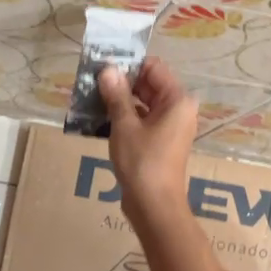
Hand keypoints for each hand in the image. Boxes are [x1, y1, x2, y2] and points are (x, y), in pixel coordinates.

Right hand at [97, 58, 196, 219]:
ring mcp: (170, 126)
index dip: (128, 66)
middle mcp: (179, 109)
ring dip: (120, 101)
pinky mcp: (160, 141)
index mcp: (177, 99)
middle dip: (121, 83)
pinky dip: (125, 118)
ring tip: (91, 99)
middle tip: (92, 83)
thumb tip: (108, 69)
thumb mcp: (125, 126)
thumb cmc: (142, 162)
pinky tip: (101, 119)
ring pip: (144, 103)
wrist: (154, 204)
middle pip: (149, 84)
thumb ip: (116, 95)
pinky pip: (142, 120)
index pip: (153, 68)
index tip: (102, 68)